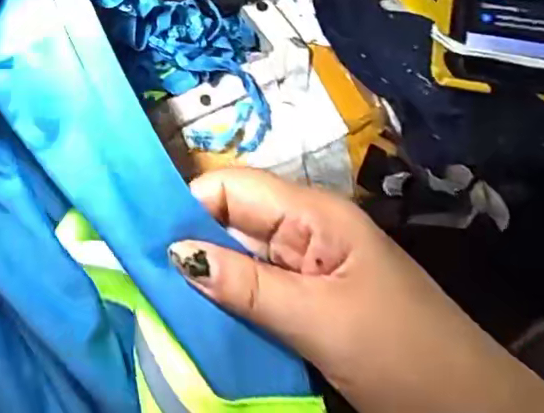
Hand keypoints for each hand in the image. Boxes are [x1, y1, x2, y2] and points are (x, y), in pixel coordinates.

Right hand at [170, 169, 543, 412]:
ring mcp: (307, 264)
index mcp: (312, 212)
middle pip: (231, 219)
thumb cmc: (404, 356)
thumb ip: (247, 287)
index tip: (143, 236)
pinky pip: (256, 289)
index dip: (188, 203)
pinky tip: (201, 319)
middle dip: (189, 241)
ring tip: (159, 296)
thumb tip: (175, 252)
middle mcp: (304, 227)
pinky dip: (230, 302)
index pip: (233, 187)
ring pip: (239, 256)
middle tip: (139, 271)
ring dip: (207, 276)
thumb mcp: (321, 321)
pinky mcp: (309, 299)